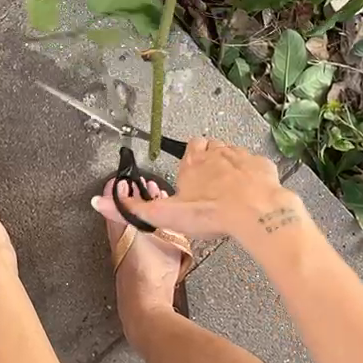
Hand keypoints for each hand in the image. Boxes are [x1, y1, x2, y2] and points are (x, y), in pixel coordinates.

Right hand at [104, 137, 302, 238]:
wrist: (255, 212)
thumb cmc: (211, 212)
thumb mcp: (165, 215)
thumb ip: (133, 210)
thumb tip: (99, 203)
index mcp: (194, 161)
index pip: (191, 147)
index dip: (191, 158)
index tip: (191, 168)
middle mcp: (217, 154)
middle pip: (212, 147)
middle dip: (211, 159)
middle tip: (211, 180)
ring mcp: (242, 158)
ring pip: (234, 153)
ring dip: (232, 165)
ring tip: (231, 187)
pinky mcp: (263, 167)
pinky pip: (257, 166)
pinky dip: (255, 175)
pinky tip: (253, 191)